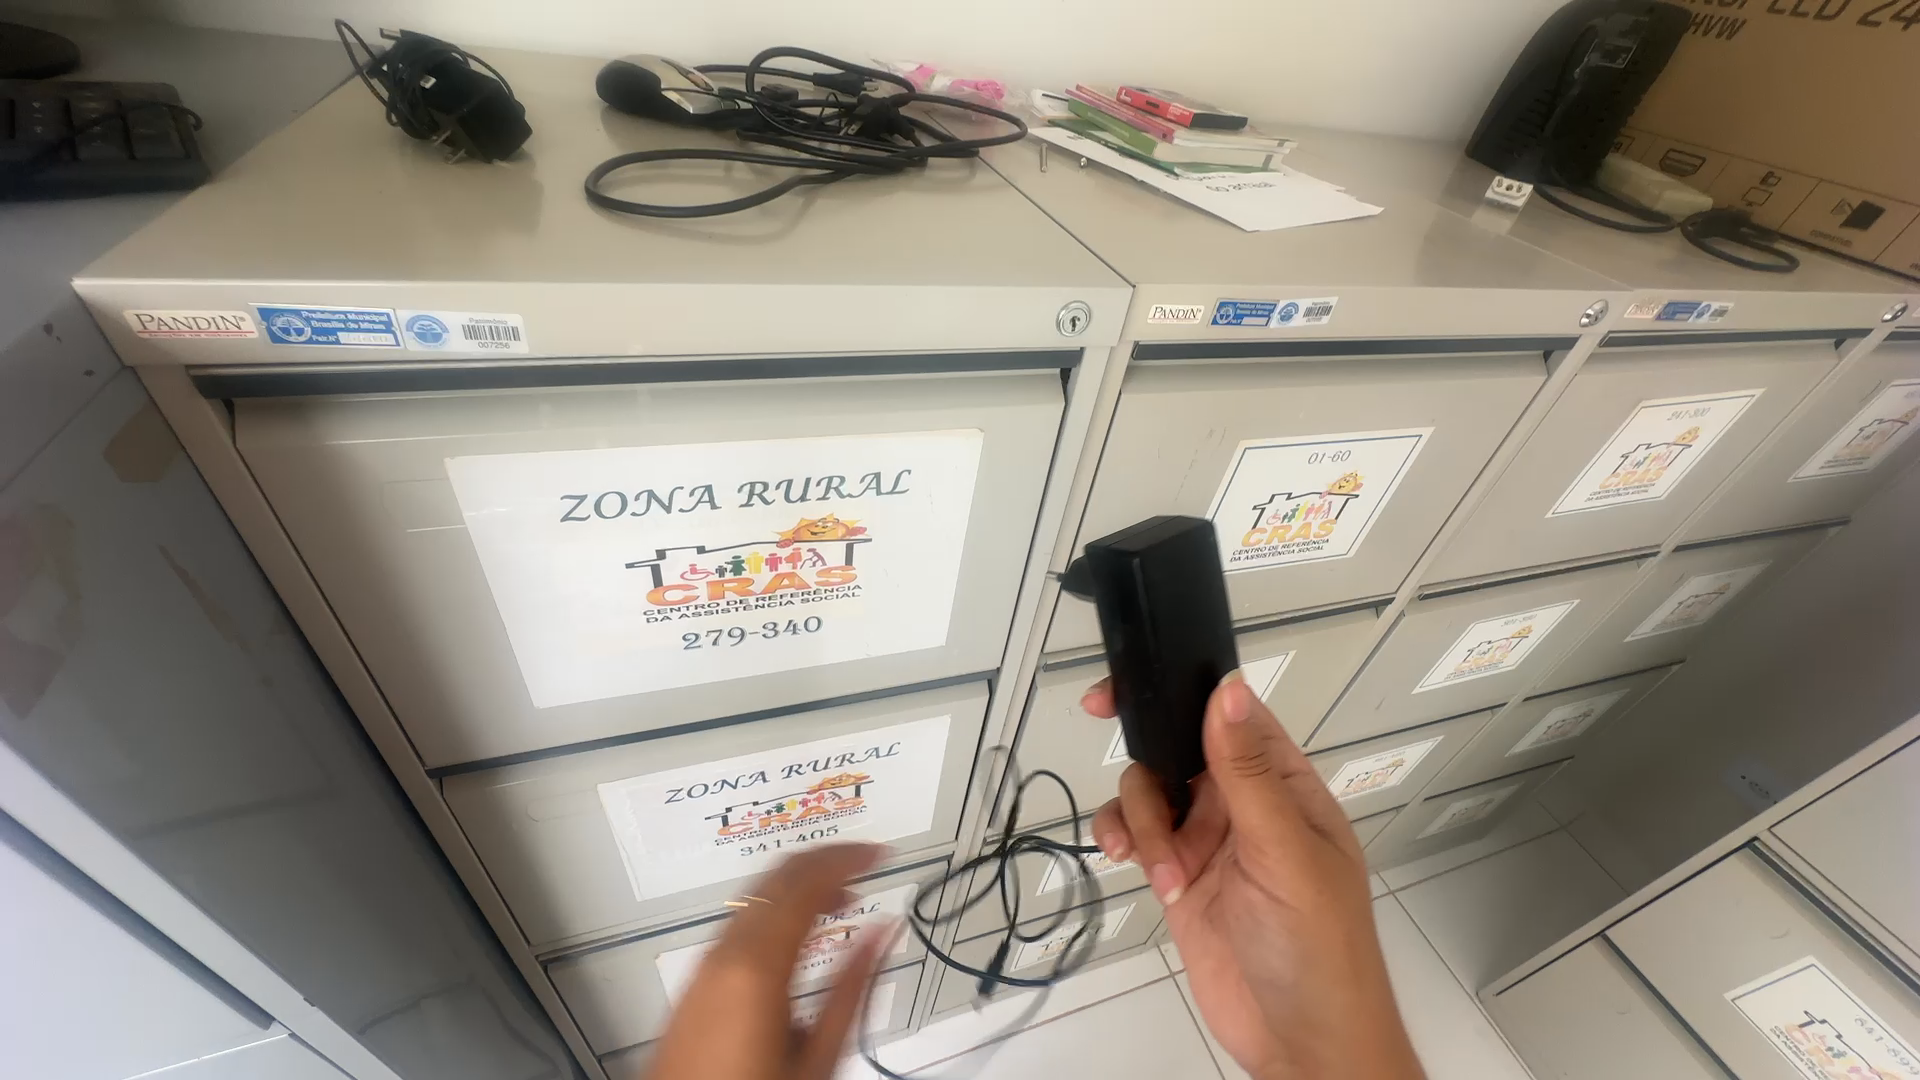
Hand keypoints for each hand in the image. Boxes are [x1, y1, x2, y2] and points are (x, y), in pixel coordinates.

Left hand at [645, 844, 887, 1079]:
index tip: (878, 854)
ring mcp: (704, 963)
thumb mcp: (817, 1058)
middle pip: (780, 874)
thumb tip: (883, 932)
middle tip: (864, 862)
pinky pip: (741, 918)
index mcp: (757, 966)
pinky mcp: (696, 978)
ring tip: (841, 894)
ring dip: (802, 882)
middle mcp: (724, 952)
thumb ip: (853, 987)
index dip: (849, 859)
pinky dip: (776, 905)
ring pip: (758, 892)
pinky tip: (800, 926)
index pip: (808, 881)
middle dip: (828, 860)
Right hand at [1086, 673, 1423, 1079]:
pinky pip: (1132, 830)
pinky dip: (1121, 836)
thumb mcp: (1285, 853)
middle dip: (1142, 736)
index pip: (1230, 714)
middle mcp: (1238, 799)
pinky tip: (1127, 861)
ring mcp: (1203, 834)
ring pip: (1147, 786)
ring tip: (1164, 870)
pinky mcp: (1173, 867)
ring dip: (1141, 818)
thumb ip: (1248, 772)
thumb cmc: (1316, 945)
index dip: (1184, 687)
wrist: (1297, 1045)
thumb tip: (1228, 688)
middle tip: (1097, 710)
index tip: (1136, 677)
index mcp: (1280, 783)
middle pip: (1177, 742)